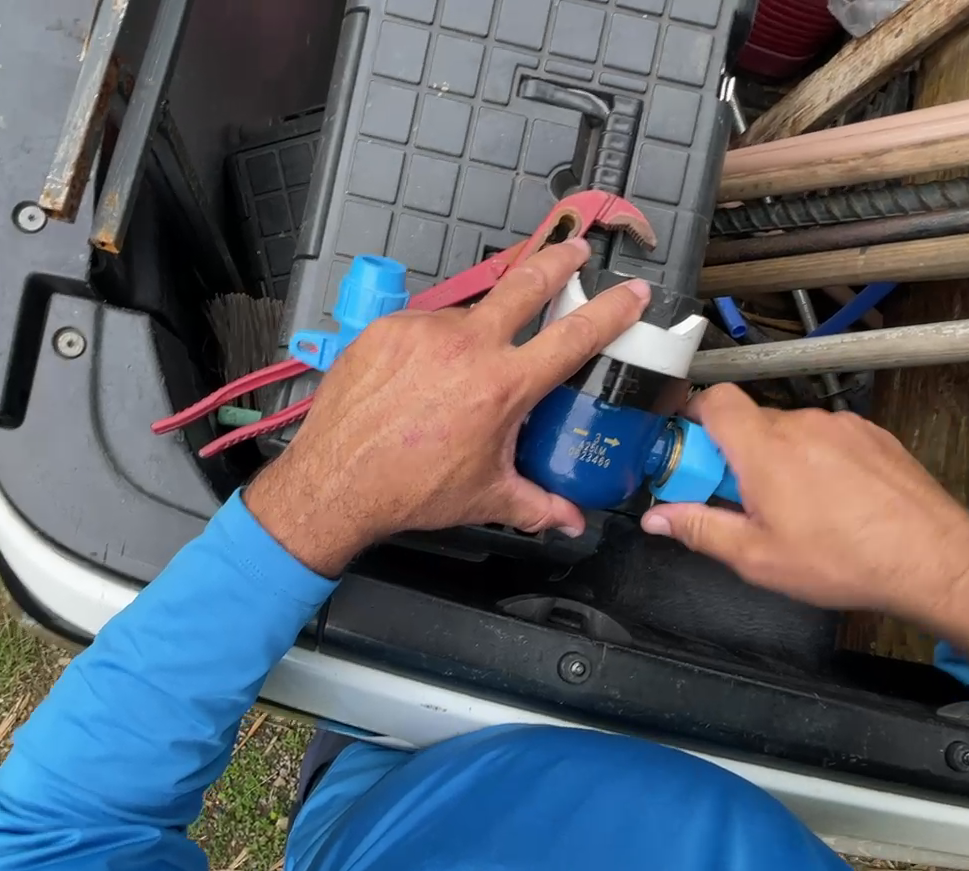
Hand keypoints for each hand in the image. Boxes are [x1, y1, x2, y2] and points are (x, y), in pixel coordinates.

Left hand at [246, 239, 650, 576]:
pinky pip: (425, 325)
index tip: (631, 292)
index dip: (611, 310)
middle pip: (527, 284)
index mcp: (502, 386)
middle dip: (559, 260)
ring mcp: (423, 331)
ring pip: (469, 315)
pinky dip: (434, 343)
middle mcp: (467, 346)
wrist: (336, 482)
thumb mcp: (486, 498)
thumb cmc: (411, 490)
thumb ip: (540, 506)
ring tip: (465, 369)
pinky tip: (425, 374)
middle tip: (575, 251)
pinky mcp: (387, 328)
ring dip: (480, 329)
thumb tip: (574, 521)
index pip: (574, 336)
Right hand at [639, 386, 968, 667]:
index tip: (689, 454)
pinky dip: (812, 460)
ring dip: (775, 459)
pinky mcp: (872, 435)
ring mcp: (842, 426)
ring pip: (788, 431)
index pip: (715, 399)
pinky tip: (828, 501)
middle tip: (737, 498)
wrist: (935, 560)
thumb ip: (699, 528)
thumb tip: (656, 517)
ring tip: (789, 507)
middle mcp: (803, 424)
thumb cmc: (842, 560)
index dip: (693, 417)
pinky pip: (824, 437)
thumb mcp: (755, 556)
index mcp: (765, 448)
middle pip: (749, 421)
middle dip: (733, 454)